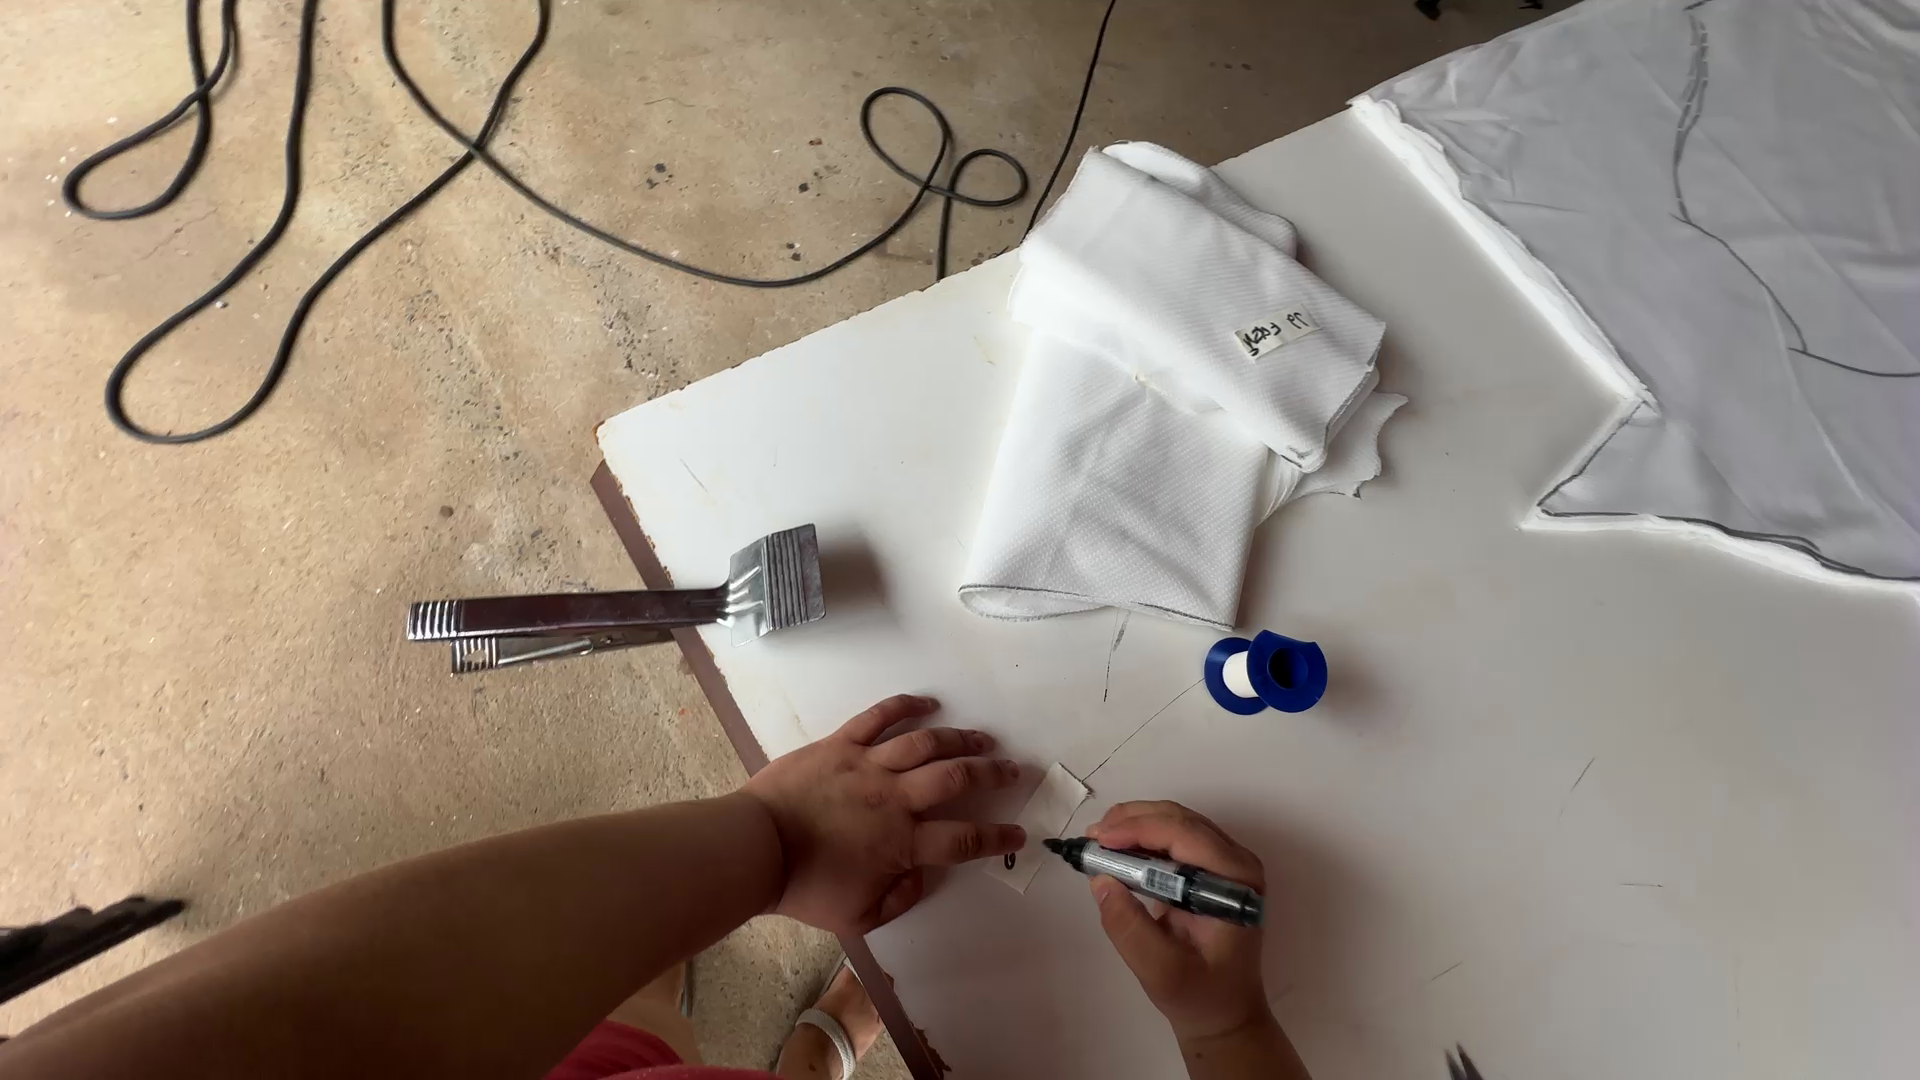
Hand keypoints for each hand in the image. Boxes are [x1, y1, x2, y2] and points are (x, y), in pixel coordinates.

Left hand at [743, 694, 1024, 935]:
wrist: (756, 849)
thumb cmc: (805, 886)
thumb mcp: (858, 916)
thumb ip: (900, 900)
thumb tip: (926, 877)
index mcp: (901, 842)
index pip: (962, 839)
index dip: (996, 836)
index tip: (1019, 832)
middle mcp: (894, 798)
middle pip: (954, 778)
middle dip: (990, 773)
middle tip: (1013, 768)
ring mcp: (869, 765)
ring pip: (924, 743)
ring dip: (958, 738)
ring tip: (982, 736)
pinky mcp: (842, 743)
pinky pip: (878, 717)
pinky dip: (905, 705)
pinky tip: (928, 702)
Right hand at [1086, 801, 1272, 1042]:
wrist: (1225, 1013)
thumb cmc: (1200, 995)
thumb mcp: (1162, 972)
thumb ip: (1130, 928)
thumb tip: (1102, 881)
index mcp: (1235, 882)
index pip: (1186, 836)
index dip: (1141, 830)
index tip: (1101, 840)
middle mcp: (1235, 861)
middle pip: (1179, 819)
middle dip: (1132, 820)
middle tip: (1093, 837)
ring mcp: (1224, 860)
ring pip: (1173, 818)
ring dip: (1133, 822)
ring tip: (1098, 839)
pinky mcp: (1208, 863)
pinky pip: (1172, 832)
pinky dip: (1140, 832)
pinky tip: (1116, 845)